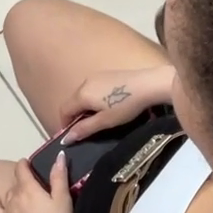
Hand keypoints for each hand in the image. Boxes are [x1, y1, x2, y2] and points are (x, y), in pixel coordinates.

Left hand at [0, 154, 73, 212]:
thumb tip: (59, 154)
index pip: (22, 170)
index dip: (24, 164)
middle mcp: (14, 196)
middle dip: (24, 180)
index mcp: (29, 188)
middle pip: (16, 183)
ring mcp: (7, 211)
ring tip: (24, 193)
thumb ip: (59, 176)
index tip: (28, 162)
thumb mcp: (63, 198)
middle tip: (36, 185)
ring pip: (8, 194)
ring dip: (15, 191)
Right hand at [58, 65, 173, 141]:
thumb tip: (66, 138)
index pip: (63, 110)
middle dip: (75, 116)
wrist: (149, 84)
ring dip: (85, 107)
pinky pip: (93, 88)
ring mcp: (96, 76)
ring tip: (97, 119)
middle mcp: (84, 82)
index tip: (71, 136)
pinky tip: (107, 106)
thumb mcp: (105, 121)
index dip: (64, 124)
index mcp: (81, 94)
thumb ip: (85, 128)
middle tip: (85, 130)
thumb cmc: (126, 105)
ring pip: (83, 94)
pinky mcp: (107, 74)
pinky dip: (94, 99)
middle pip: (73, 101)